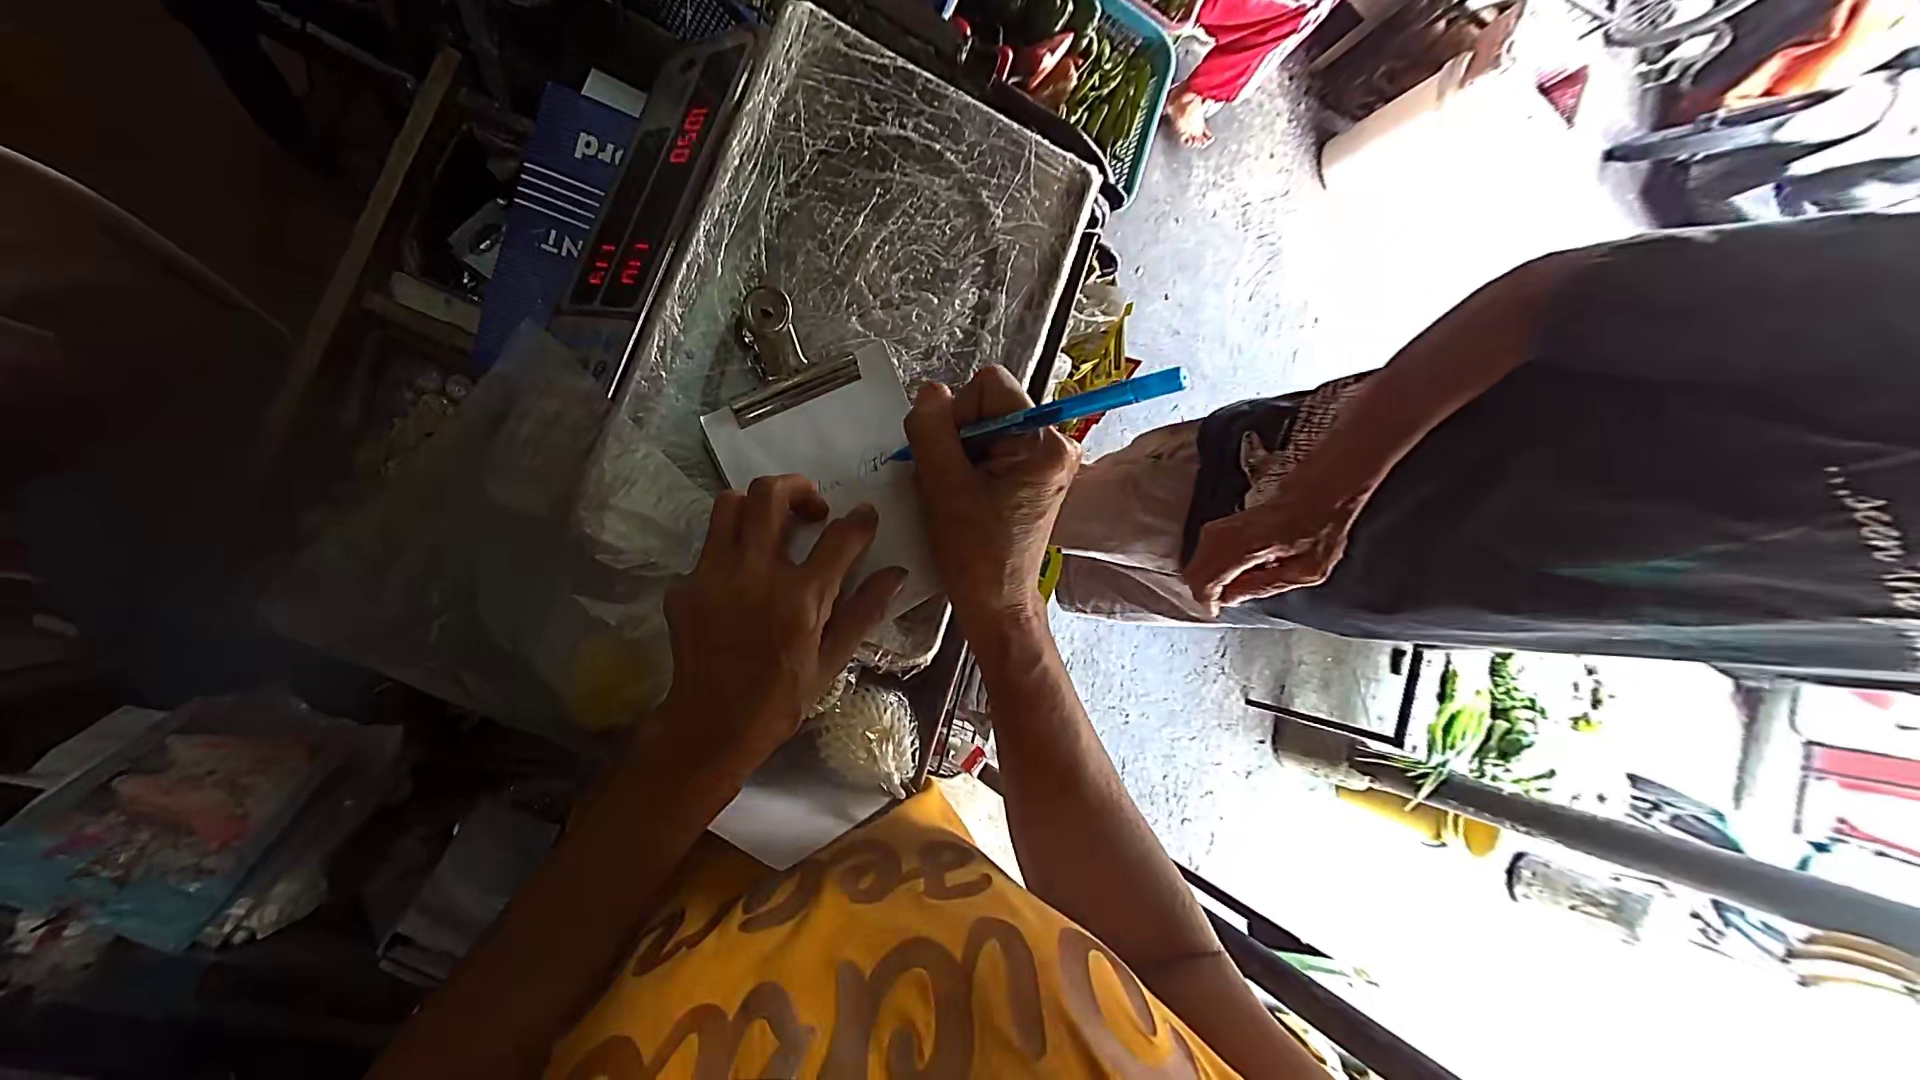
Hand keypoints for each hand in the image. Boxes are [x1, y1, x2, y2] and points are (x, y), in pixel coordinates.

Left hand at [657, 474, 906, 775]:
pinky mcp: (685, 586)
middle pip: (771, 494)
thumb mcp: (832, 661)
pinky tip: (742, 578)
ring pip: (730, 504)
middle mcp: (755, 574)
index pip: (839, 536)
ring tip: (772, 528)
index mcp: (800, 597)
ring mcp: (713, 576)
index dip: (860, 519)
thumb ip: (864, 611)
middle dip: (799, 488)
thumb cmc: (781, 698)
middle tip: (813, 508)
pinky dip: (732, 548)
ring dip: (757, 506)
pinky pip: (710, 545)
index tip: (864, 516)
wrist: (711, 724)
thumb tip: (896, 573)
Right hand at [905, 366, 1078, 631]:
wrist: (996, 600)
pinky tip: (967, 494)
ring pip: (987, 426)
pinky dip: (972, 465)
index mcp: (1043, 443)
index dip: (957, 413)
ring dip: (962, 453)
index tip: (949, 455)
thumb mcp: (943, 486)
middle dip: (959, 436)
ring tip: (959, 491)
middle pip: (989, 404)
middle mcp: (1055, 444)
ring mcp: (1047, 460)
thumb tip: (930, 391)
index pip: (989, 385)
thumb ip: (932, 429)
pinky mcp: (1035, 474)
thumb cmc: (975, 555)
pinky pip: (994, 447)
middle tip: (951, 479)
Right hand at [1181, 487, 1368, 614]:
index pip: (1206, 579)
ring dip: (1206, 581)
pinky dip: (1207, 569)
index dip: (1209, 601)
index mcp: (1247, 548)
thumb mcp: (1306, 571)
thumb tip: (1229, 599)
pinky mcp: (1218, 526)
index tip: (1218, 611)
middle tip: (1225, 602)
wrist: (1314, 497)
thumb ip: (1264, 586)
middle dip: (1205, 592)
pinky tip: (1229, 575)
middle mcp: (1225, 535)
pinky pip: (1200, 554)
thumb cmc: (1316, 532)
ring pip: (1194, 564)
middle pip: (1193, 573)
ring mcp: (1218, 527)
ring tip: (1232, 589)